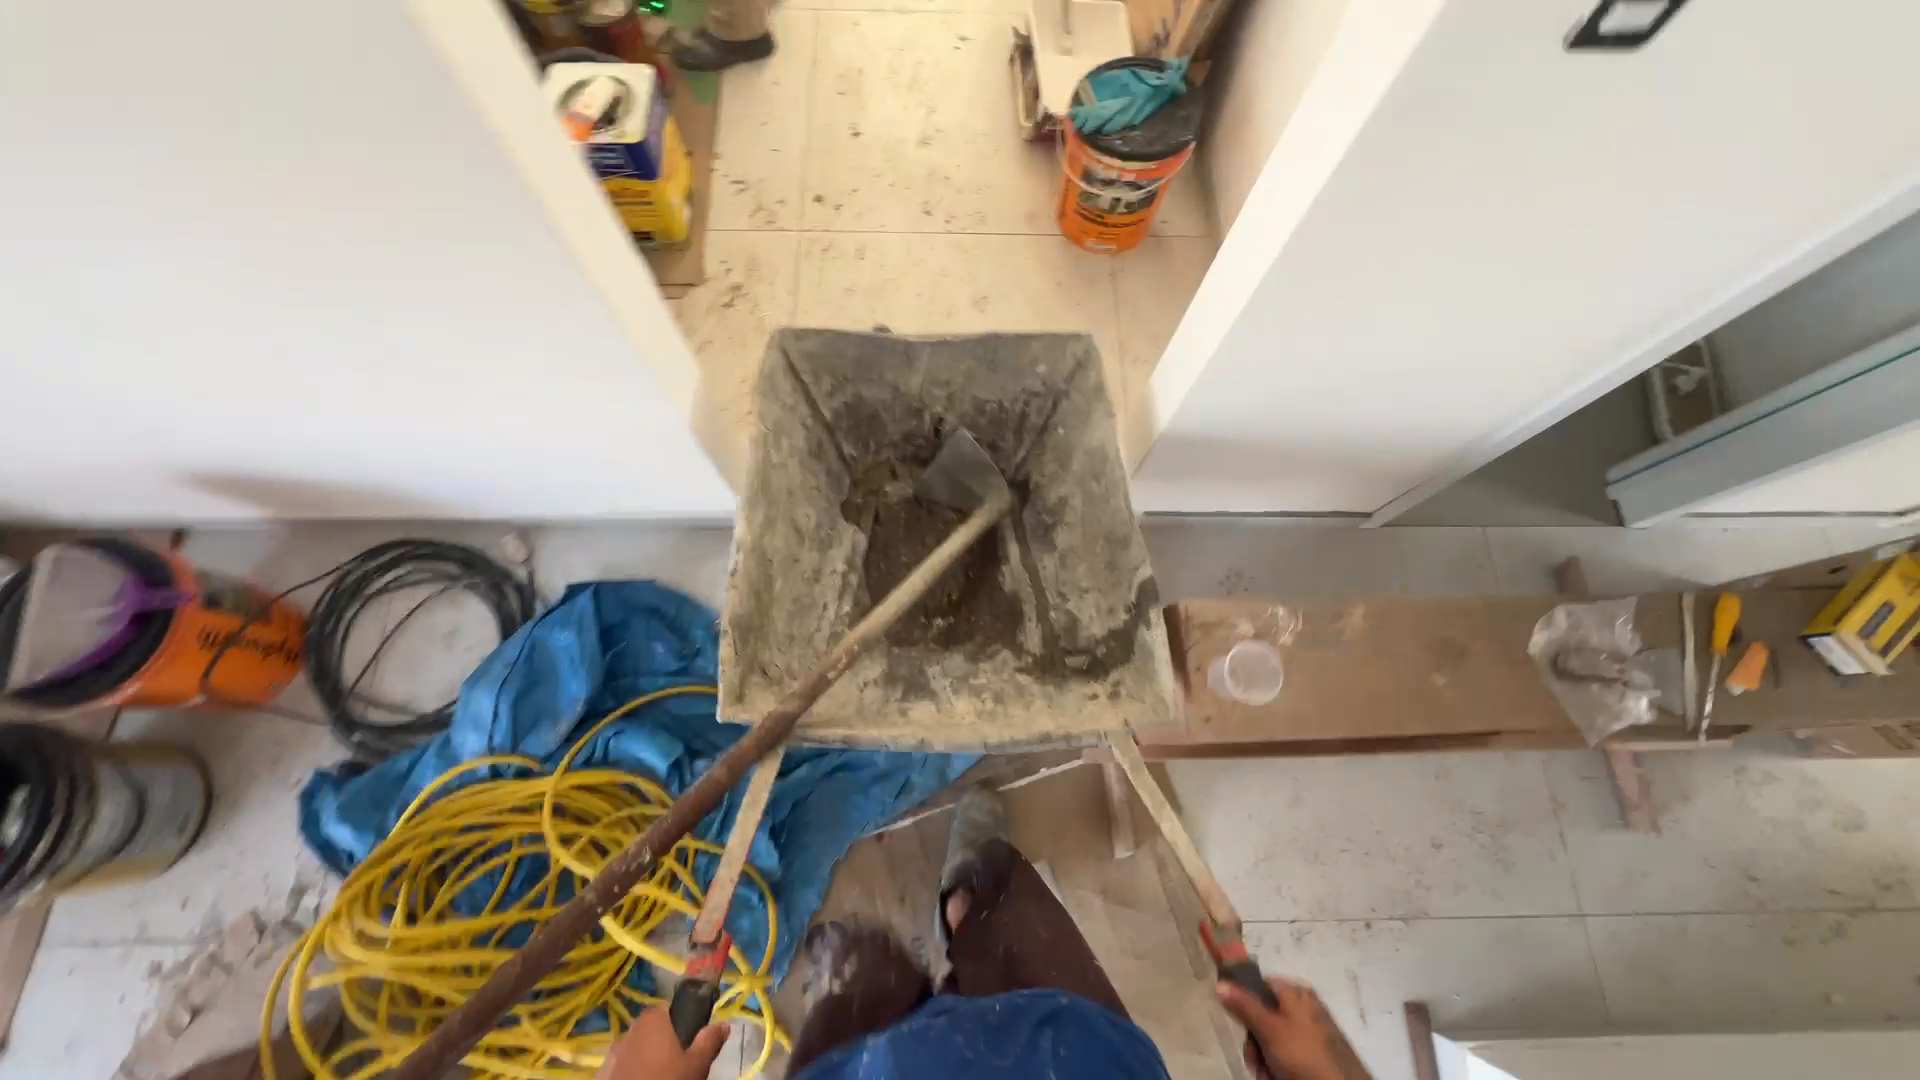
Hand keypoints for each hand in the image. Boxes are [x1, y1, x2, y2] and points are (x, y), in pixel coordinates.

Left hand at [597, 1004, 730, 1079]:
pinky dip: (630, 1075)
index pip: (668, 1009)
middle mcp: (628, 1030)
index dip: (679, 1023)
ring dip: (645, 1060)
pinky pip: (621, 1070)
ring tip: (660, 1077)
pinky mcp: (601, 1076)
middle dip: (663, 1043)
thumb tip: (723, 1024)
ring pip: (635, 1051)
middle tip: (678, 1064)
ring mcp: (611, 1055)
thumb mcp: (696, 1065)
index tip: (688, 1042)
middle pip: (651, 1030)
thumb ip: (709, 1041)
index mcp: (652, 1019)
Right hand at [1215, 976, 1371, 1079]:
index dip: (1245, 1002)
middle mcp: (1304, 1008)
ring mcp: (1310, 1032)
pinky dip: (1278, 1066)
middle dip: (1254, 1041)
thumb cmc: (1303, 1054)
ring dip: (1263, 1057)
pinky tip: (1276, 1077)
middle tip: (1255, 1060)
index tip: (1237, 1023)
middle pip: (1263, 1015)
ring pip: (1272, 1038)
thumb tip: (1220, 982)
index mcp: (1296, 993)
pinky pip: (1286, 1054)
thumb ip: (1244, 1005)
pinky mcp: (1315, 1055)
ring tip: (1266, 1074)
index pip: (1260, 985)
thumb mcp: (1269, 1029)